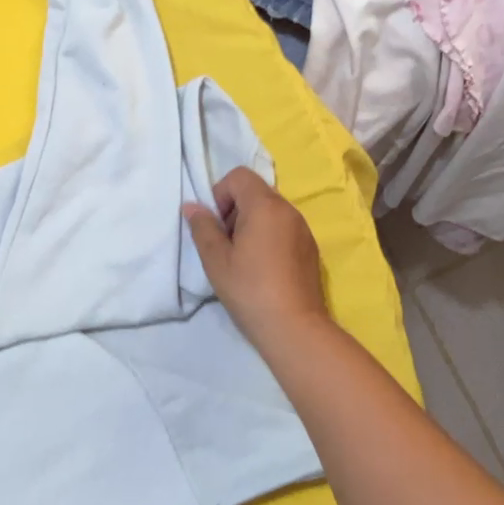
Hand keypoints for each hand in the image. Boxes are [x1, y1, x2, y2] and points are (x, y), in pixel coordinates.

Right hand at [185, 167, 329, 349]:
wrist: (295, 328)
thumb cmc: (250, 290)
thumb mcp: (216, 260)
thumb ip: (202, 227)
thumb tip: (192, 206)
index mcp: (265, 206)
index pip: (239, 176)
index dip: (221, 193)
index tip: (217, 225)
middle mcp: (288, 210)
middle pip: (255, 192)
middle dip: (235, 209)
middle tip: (226, 244)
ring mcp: (303, 229)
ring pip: (270, 210)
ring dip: (252, 223)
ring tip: (243, 258)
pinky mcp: (310, 248)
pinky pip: (284, 227)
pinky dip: (269, 236)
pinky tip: (263, 268)